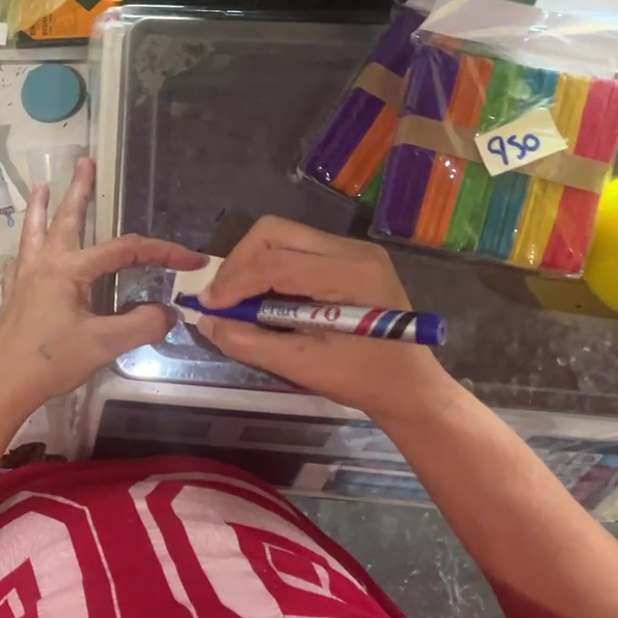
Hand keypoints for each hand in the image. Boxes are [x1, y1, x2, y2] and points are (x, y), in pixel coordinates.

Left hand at [0, 158, 203, 419]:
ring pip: (34, 231)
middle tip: (85, 162)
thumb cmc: (50, 361)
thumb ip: (141, 325)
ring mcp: (24, 277)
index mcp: (67, 269)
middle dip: (79, 190)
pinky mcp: (15, 295)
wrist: (1, 384)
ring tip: (42, 186)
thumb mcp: (104, 344)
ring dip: (41, 207)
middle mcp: (43, 263)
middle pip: (66, 219)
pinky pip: (22, 255)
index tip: (193, 260)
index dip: (161, 252)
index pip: (123, 250)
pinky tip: (28, 246)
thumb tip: (168, 313)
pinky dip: (28, 240)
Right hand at [194, 216, 463, 423]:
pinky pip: (293, 245)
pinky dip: (267, 266)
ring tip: (239, 298)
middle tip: (223, 298)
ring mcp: (352, 250)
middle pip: (272, 232)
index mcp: (350, 276)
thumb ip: (248, 342)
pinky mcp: (347, 257)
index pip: (273, 261)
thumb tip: (205, 321)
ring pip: (279, 234)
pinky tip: (264, 295)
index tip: (208, 307)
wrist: (412, 386)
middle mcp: (352, 251)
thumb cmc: (363, 379)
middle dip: (238, 263)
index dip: (232, 282)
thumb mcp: (301, 366)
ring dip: (250, 263)